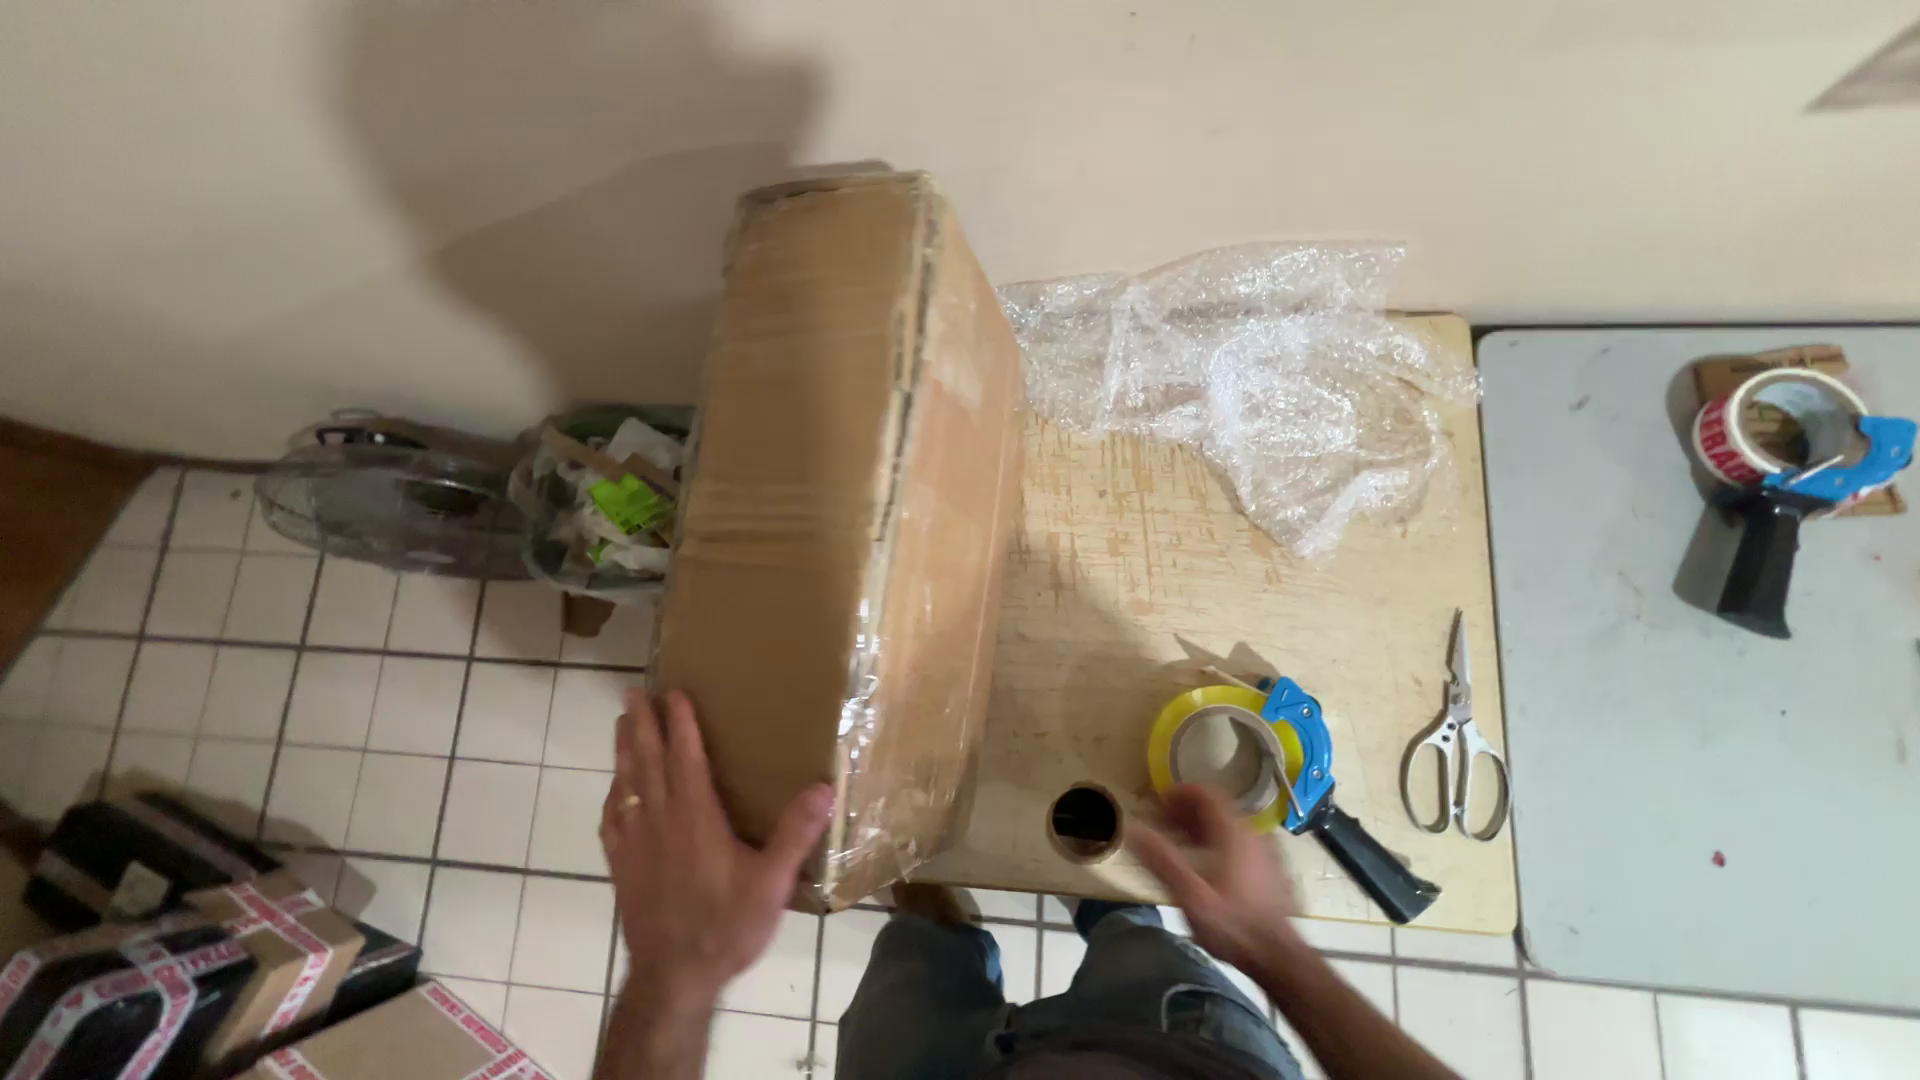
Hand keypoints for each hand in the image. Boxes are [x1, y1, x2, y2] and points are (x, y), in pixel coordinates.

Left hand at [601, 688, 832, 1000]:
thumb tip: (824, 786)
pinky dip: (613, 794)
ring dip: (625, 749)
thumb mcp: (771, 883)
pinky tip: (615, 788)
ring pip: (626, 784)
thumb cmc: (726, 926)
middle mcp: (660, 822)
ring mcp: (635, 844)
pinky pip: (612, 819)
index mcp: (696, 818)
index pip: (686, 759)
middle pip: (648, 762)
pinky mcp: (622, 866)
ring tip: (623, 721)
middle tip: (634, 690)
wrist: (673, 979)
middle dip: (643, 723)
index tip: (673, 692)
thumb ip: (795, 833)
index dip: (680, 723)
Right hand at [1130, 783, 1302, 975]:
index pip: (1206, 793)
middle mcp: (1253, 833)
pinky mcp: (1271, 870)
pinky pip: (1239, 842)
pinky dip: (1216, 842)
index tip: (1156, 804)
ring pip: (1228, 826)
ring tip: (1176, 844)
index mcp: (1234, 832)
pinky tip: (1204, 865)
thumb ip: (1161, 859)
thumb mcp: (1190, 895)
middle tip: (1160, 825)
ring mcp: (1266, 852)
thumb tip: (1132, 828)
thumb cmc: (1234, 926)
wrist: (1281, 960)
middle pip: (1216, 808)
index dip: (1178, 793)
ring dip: (1199, 828)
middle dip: (1184, 812)